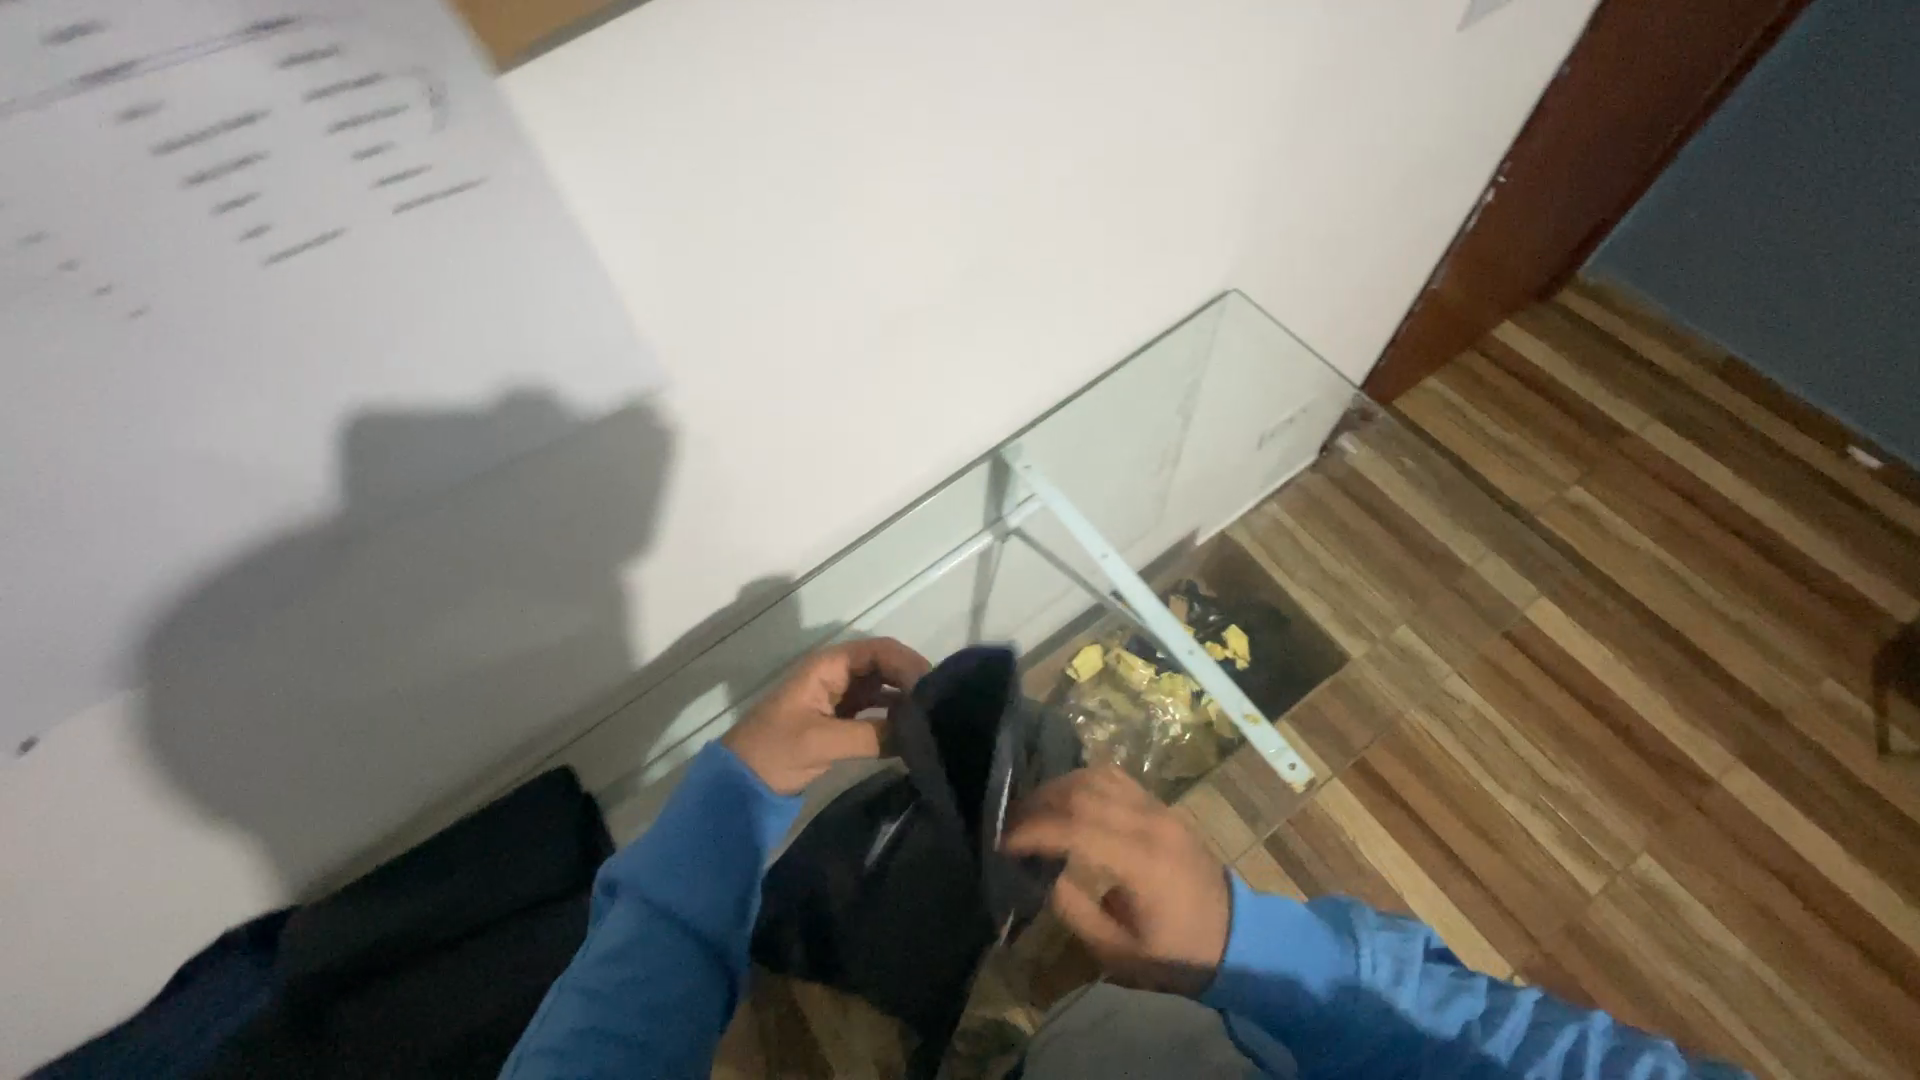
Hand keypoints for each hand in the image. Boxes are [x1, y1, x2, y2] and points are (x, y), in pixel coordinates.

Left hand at [722, 637, 930, 794]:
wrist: (739, 784)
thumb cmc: (774, 751)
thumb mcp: (823, 741)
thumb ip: (873, 735)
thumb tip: (921, 736)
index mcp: (829, 666)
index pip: (880, 651)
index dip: (909, 664)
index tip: (934, 689)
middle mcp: (838, 674)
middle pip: (886, 666)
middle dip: (912, 681)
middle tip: (941, 706)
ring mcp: (840, 696)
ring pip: (884, 688)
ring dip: (906, 700)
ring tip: (934, 719)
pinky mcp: (841, 720)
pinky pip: (877, 710)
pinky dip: (895, 718)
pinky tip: (914, 733)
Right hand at [1002, 766, 1230, 996]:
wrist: (1239, 939)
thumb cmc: (1177, 954)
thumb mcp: (1119, 953)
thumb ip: (1076, 911)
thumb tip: (1043, 875)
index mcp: (1141, 861)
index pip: (1074, 828)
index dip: (1033, 831)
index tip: (1004, 844)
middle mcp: (1150, 823)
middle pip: (1082, 793)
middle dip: (1038, 805)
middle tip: (1010, 825)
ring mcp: (1159, 808)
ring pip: (1097, 776)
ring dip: (1058, 788)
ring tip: (1032, 810)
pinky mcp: (1163, 805)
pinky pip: (1116, 778)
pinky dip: (1083, 782)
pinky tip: (1066, 800)